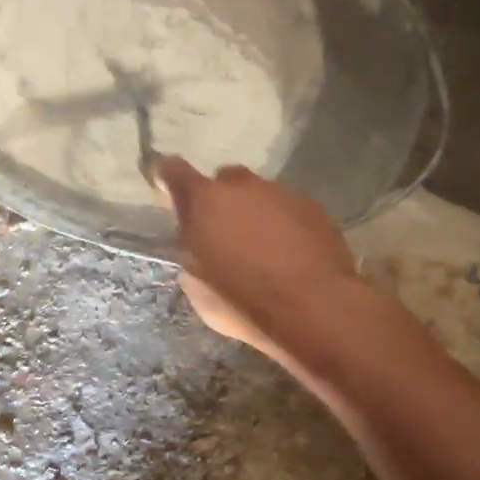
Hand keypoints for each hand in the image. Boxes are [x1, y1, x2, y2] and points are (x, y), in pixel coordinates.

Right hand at [153, 156, 383, 369]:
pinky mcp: (314, 206)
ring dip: (254, 212)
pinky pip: (288, 207)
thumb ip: (191, 253)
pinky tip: (289, 252)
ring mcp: (280, 192)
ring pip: (259, 194)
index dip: (166, 177)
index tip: (165, 188)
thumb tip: (195, 246)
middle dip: (220, 200)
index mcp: (203, 201)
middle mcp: (240, 186)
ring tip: (262, 248)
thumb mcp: (198, 286)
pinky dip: (283, 223)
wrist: (314, 308)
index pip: (172, 170)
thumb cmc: (243, 301)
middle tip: (223, 233)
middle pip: (223, 180)